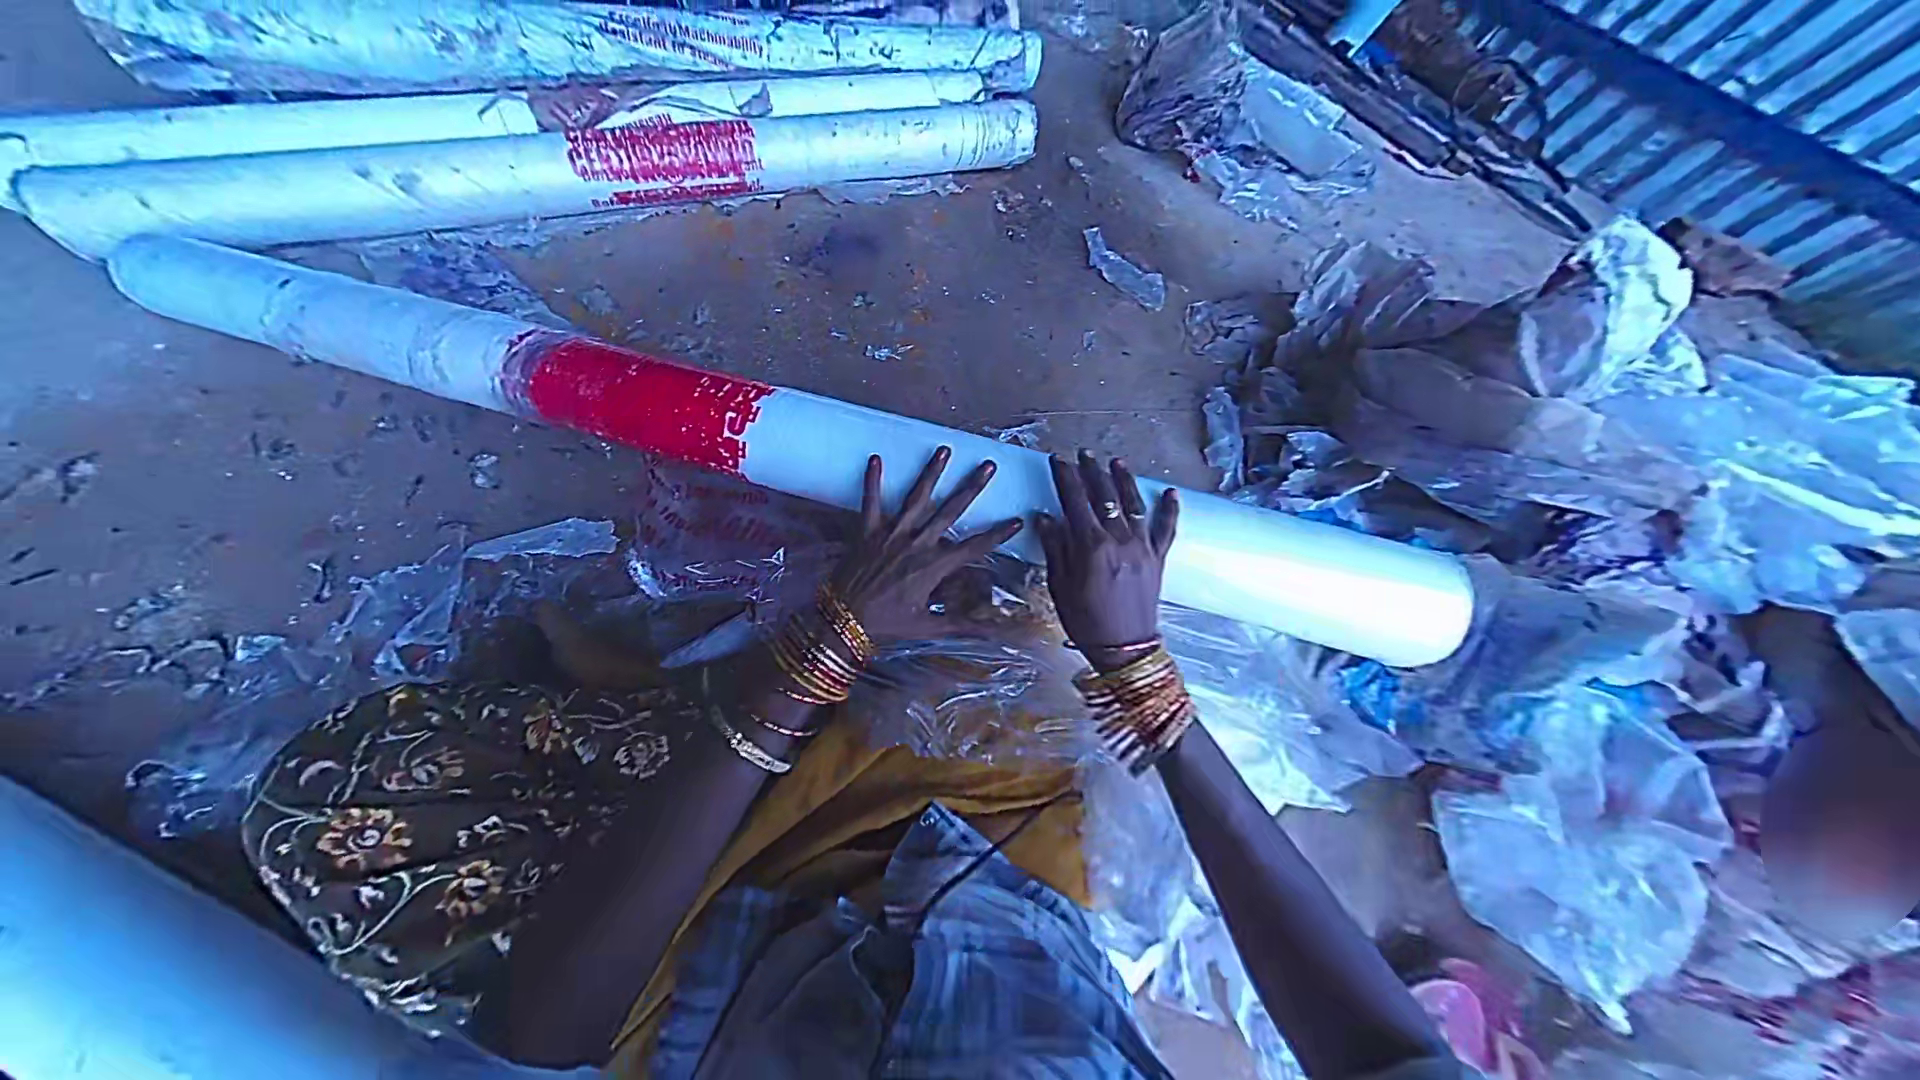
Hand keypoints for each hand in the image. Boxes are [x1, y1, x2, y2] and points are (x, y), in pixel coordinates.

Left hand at [831, 447, 1022, 644]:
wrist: (843, 621)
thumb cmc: (887, 625)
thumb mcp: (928, 627)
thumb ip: (963, 626)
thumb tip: (994, 633)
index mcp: (934, 566)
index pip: (974, 547)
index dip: (998, 534)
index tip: (1017, 520)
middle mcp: (917, 544)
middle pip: (950, 511)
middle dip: (971, 486)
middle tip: (988, 465)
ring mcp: (891, 534)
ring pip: (916, 498)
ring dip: (931, 473)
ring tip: (944, 450)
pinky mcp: (867, 531)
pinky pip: (870, 501)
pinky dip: (872, 481)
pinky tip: (875, 458)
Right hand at [1035, 451, 1178, 670]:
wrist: (1124, 648)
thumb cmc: (1085, 621)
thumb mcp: (1059, 585)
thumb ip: (1055, 548)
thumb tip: (1045, 517)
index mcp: (1091, 547)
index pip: (1075, 501)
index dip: (1065, 477)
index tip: (1058, 460)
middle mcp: (1120, 541)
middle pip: (1105, 496)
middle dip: (1092, 472)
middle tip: (1083, 454)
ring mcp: (1143, 548)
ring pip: (1134, 505)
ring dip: (1124, 481)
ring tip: (1116, 462)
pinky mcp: (1158, 559)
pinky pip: (1166, 529)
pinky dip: (1169, 510)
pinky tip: (1170, 492)